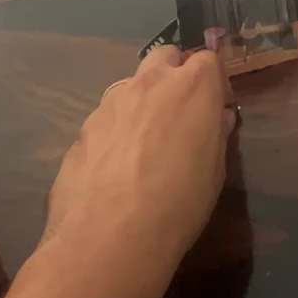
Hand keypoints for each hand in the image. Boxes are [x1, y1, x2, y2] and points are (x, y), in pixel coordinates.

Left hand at [0, 47, 234, 297]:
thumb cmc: (180, 200)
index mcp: (194, 84)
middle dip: (172, 72)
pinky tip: (114, 167)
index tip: (215, 105)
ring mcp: (110, 105)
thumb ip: (216, 133)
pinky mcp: (80, 132)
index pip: (208, 58)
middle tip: (178, 109)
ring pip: (129, 86)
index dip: (213, 80)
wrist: (108, 241)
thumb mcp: (215, 167)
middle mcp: (151, 83)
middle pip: (165, 56)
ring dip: (140, 101)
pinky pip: (104, 120)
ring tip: (142, 141)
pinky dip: (113, 132)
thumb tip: (217, 119)